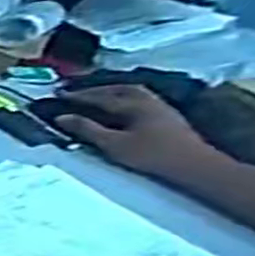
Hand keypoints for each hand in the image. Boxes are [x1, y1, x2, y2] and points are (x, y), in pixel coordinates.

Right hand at [53, 85, 221, 179]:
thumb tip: (60, 117)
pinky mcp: (169, 119)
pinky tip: (120, 109)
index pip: (102, 98)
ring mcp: (163, 110)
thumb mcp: (112, 144)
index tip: (59, 95)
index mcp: (136, 107)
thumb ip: (86, 129)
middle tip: (79, 93)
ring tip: (98, 98)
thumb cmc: (151, 154)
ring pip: (136, 94)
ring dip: (115, 93)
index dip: (78, 96)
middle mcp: (151, 103)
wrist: (195, 166)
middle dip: (100, 90)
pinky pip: (144, 102)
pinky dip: (127, 101)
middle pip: (124, 90)